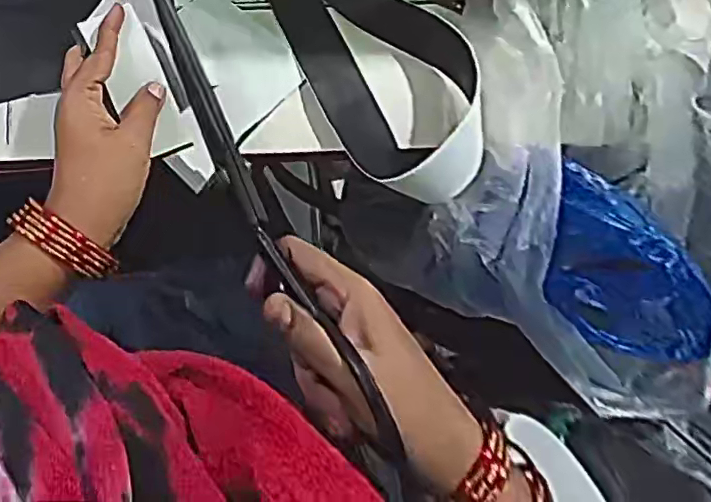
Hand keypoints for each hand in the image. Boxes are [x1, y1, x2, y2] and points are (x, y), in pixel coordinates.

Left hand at [46, 3, 163, 247]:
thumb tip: (153, 89)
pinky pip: (93, 102)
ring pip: (85, 82)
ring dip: (99, 66)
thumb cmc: (98, 188)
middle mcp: (71, 107)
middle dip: (95, 43)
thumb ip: (145, 109)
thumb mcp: (133, 142)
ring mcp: (73, 122)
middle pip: (80, 63)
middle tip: (112, 27)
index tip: (115, 11)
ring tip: (119, 53)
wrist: (80, 223)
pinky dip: (106, 90)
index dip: (109, 30)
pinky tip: (123, 96)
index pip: (97, 54)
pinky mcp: (81, 137)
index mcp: (79, 99)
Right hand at [259, 236, 484, 494]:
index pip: (294, 251)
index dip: (268, 266)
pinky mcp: (354, 355)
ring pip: (303, 337)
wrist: (453, 459)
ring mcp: (352, 330)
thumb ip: (304, 333)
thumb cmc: (412, 413)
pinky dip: (324, 387)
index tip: (257, 297)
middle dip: (297, 344)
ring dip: (312, 375)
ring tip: (339, 404)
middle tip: (317, 375)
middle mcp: (350, 304)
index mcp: (352, 292)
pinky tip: (344, 411)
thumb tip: (268, 301)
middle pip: (294, 302)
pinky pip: (319, 360)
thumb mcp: (349, 372)